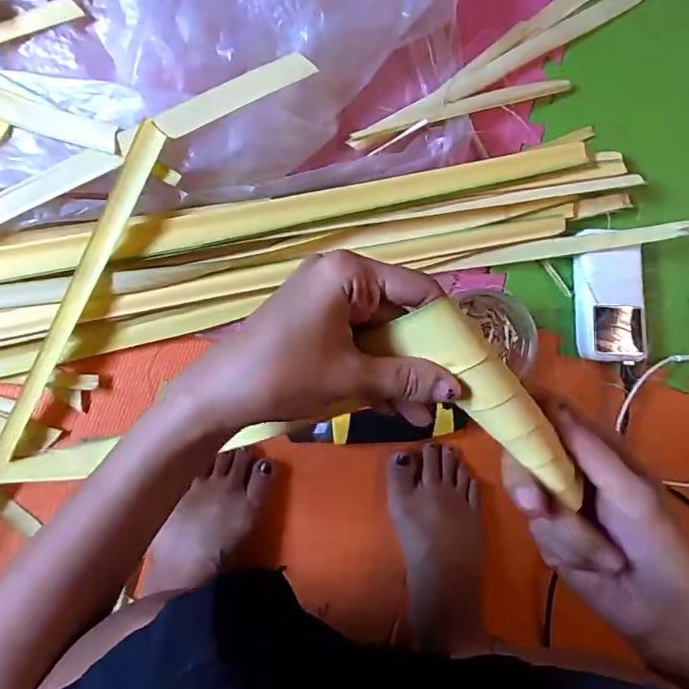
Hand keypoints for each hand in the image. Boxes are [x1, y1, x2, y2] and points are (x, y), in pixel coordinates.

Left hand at [164, 251, 462, 434]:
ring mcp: (326, 300)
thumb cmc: (287, 374)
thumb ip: (408, 378)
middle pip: (399, 313)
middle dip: (421, 358)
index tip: (468, 358)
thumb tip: (458, 389)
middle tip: (447, 394)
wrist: (219, 394)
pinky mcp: (316, 323)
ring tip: (422, 415)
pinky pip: (357, 342)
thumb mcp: (353, 377)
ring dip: (399, 372)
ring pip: (379, 334)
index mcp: (350, 273)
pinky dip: (373, 370)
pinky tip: (395, 407)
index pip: (418, 289)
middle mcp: (340, 277)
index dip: (446, 325)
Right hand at [503, 398, 688, 685]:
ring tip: (604, 556)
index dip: (523, 410)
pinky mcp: (550, 535)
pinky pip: (536, 533)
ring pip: (527, 499)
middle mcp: (569, 468)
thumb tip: (552, 404)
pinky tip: (593, 565)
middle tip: (538, 507)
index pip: (549, 414)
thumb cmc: (660, 543)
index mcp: (594, 447)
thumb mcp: (631, 492)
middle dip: (529, 485)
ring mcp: (557, 502)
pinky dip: (566, 551)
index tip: (506, 419)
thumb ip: (590, 451)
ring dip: (566, 533)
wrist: (663, 612)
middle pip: (521, 456)